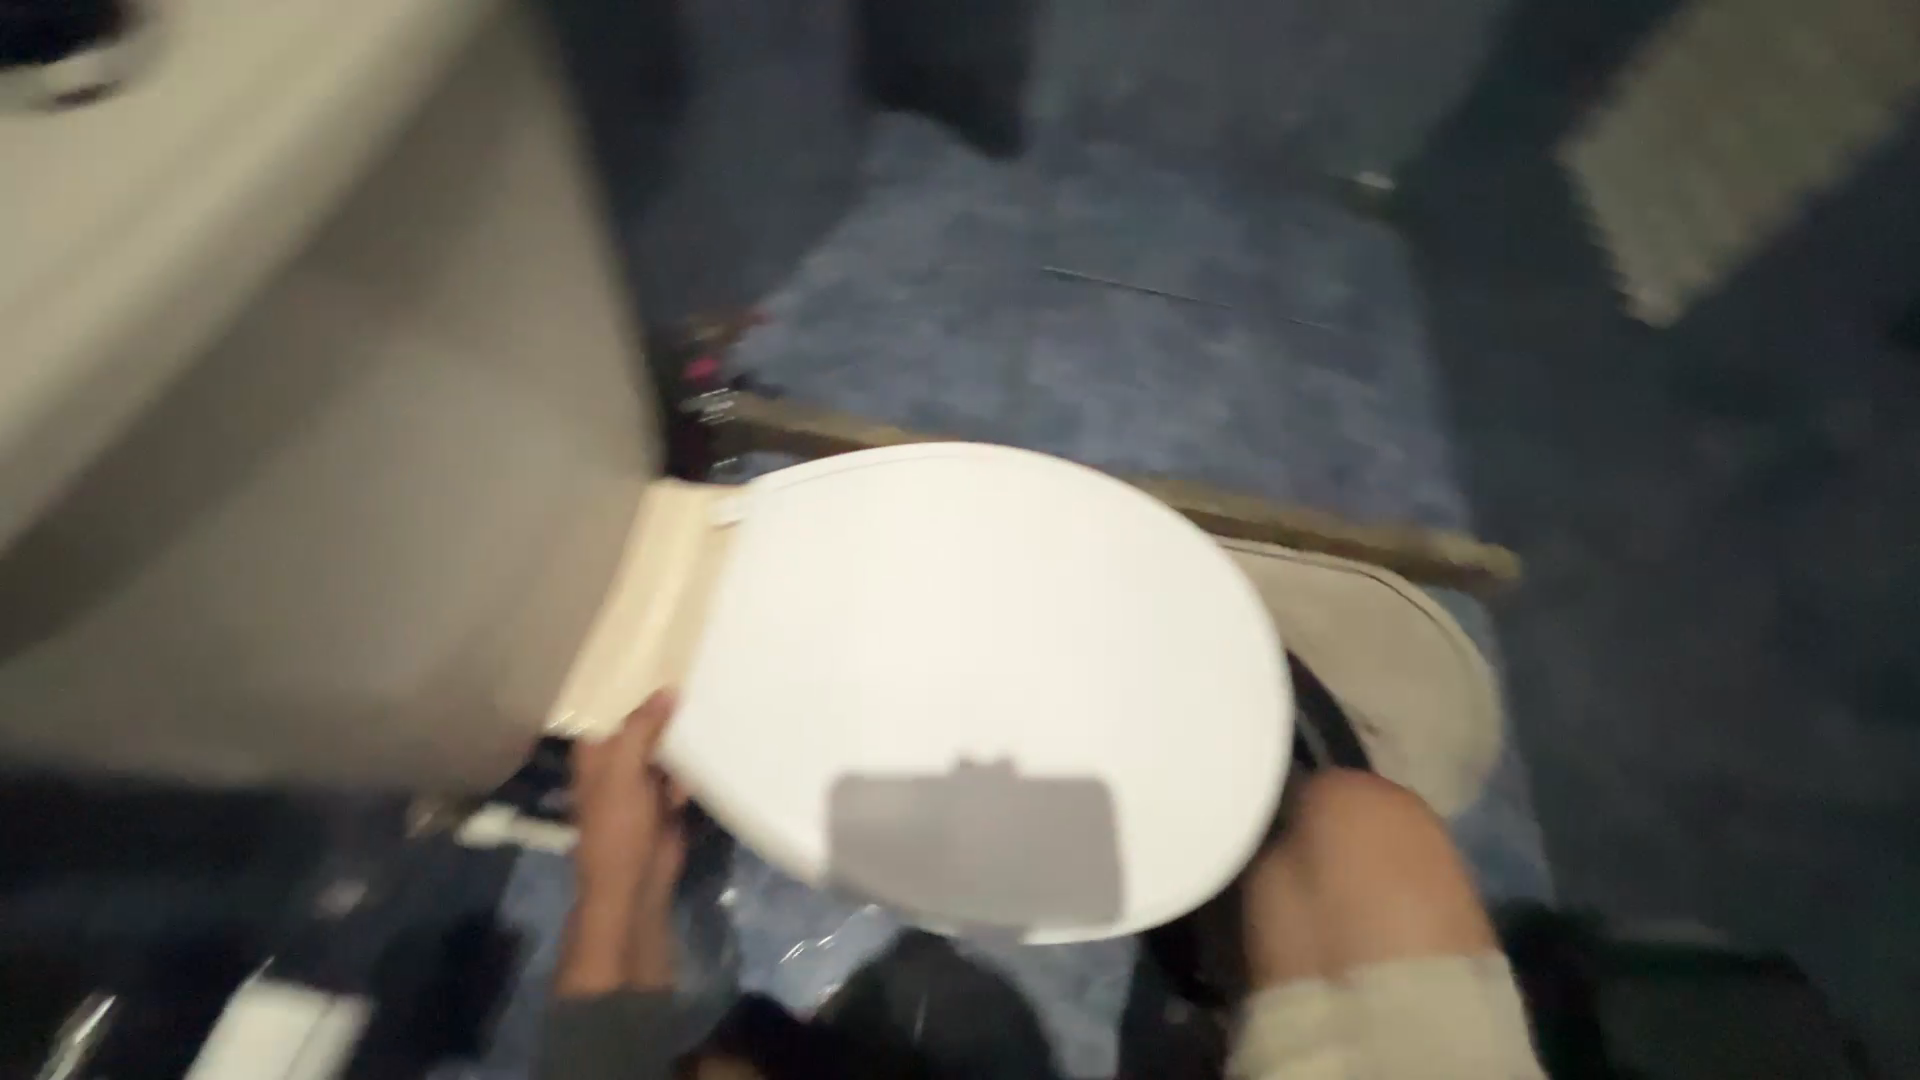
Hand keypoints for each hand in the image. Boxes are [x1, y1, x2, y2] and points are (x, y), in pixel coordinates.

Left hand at [556, 690, 687, 995]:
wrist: (636, 883)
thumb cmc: (617, 826)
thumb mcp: (623, 771)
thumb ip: (642, 728)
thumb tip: (668, 689)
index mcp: (596, 752)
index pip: (613, 708)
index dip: (634, 688)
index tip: (664, 659)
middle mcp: (619, 760)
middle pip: (646, 723)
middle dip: (669, 710)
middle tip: (698, 677)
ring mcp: (644, 779)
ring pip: (669, 744)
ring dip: (686, 738)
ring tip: (710, 712)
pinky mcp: (668, 796)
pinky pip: (685, 768)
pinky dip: (695, 766)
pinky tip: (708, 756)